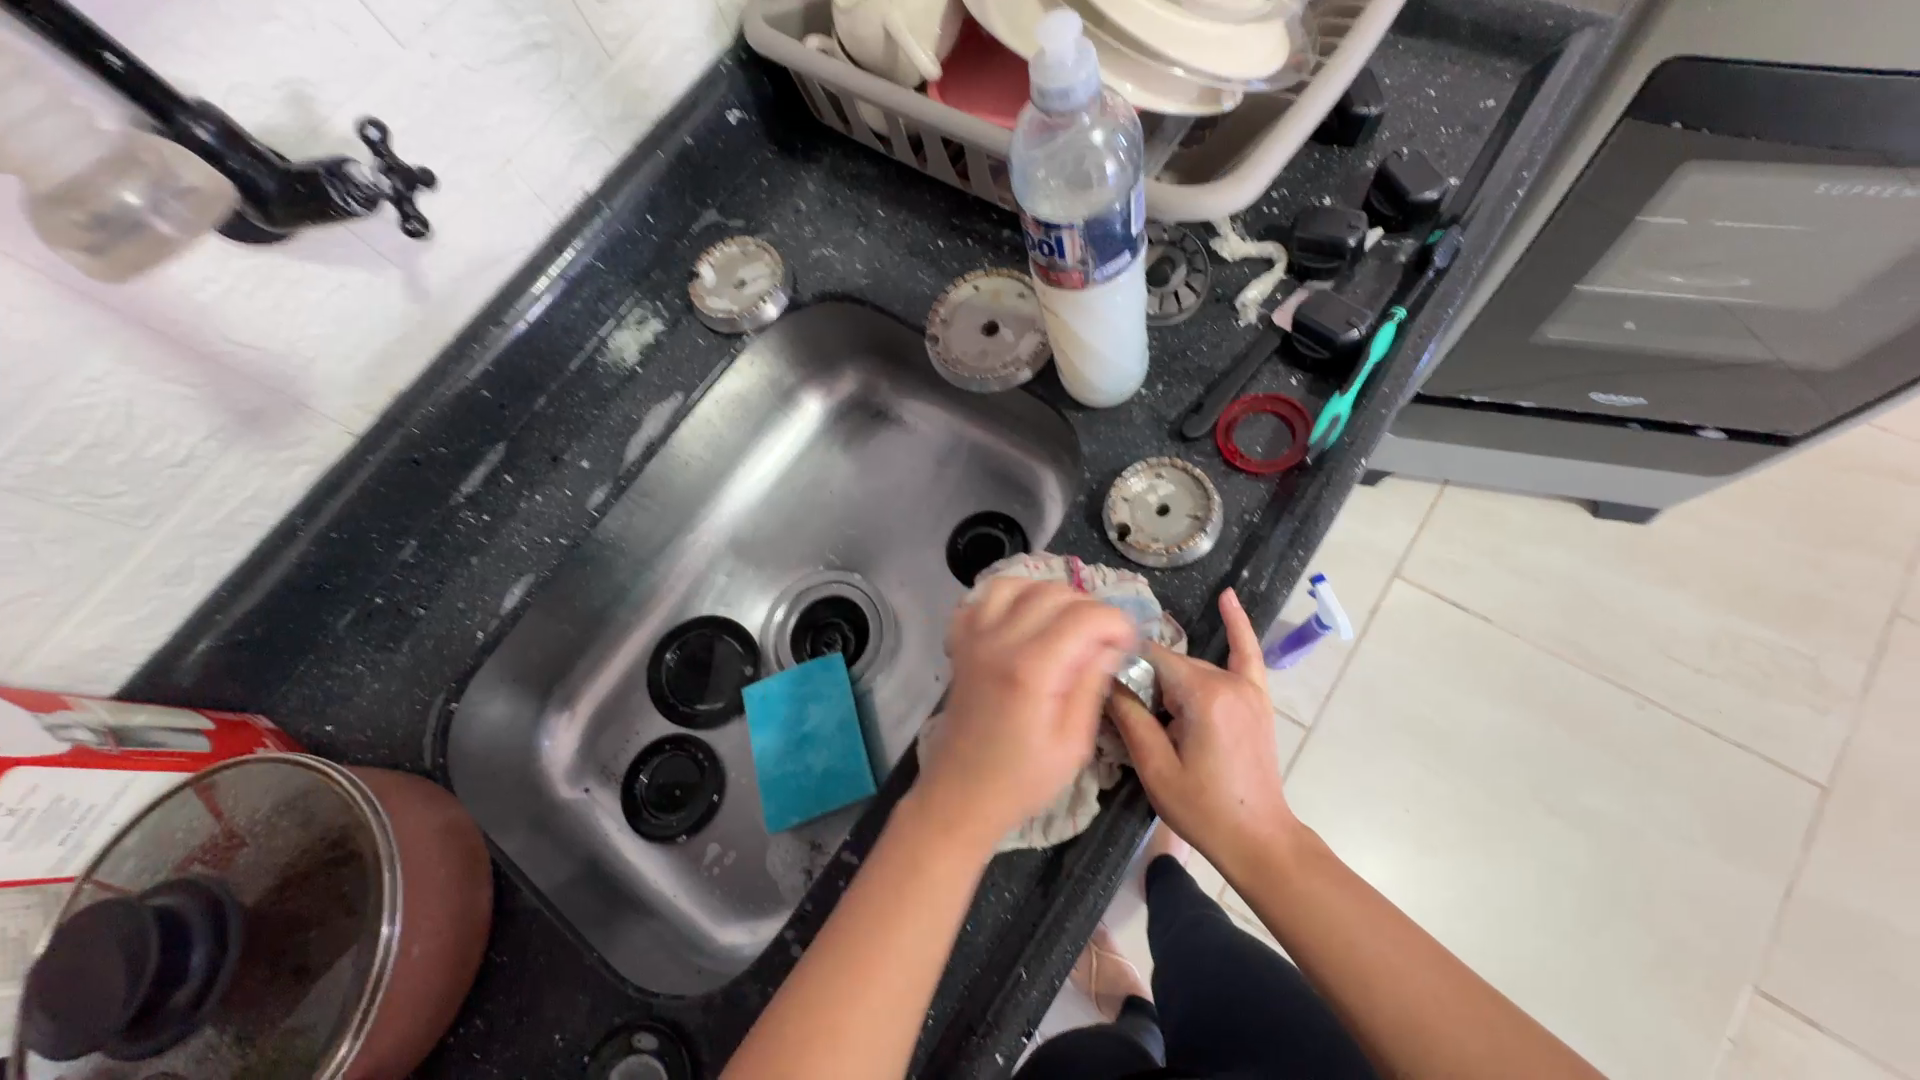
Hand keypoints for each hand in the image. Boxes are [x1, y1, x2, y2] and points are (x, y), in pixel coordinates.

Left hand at [915, 578, 1137, 847]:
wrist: (959, 796)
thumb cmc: (1022, 780)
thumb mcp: (1074, 744)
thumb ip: (1092, 684)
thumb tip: (1111, 644)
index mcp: (1032, 669)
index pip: (1086, 615)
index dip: (1117, 623)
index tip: (1127, 646)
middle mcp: (999, 642)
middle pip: (1054, 592)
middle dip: (1090, 608)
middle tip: (1102, 640)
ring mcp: (974, 638)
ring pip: (1018, 584)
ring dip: (1050, 596)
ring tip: (1067, 625)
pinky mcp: (960, 643)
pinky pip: (984, 598)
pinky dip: (1010, 598)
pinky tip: (1025, 622)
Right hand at [1106, 588, 1297, 872]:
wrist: (1257, 838)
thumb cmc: (1202, 808)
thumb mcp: (1154, 767)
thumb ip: (1130, 717)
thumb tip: (1104, 680)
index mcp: (1204, 695)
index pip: (1153, 661)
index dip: (1126, 670)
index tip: (1102, 683)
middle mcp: (1229, 681)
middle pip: (1173, 665)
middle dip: (1148, 683)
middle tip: (1129, 717)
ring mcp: (1248, 688)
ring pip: (1195, 667)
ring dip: (1172, 682)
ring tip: (1156, 715)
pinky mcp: (1258, 698)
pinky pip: (1247, 653)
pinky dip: (1238, 626)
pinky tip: (1228, 597)